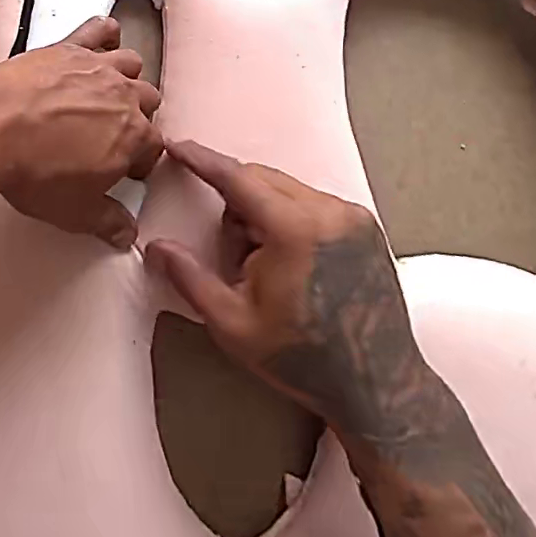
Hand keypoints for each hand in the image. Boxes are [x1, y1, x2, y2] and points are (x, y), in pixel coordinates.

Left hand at [0, 17, 161, 249]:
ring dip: (127, 76)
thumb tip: (125, 232)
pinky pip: (100, 30)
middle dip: (139, 115)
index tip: (127, 168)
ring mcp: (98, 67)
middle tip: (116, 130)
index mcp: (134, 136)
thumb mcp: (75, 211)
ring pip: (132, 63)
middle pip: (149, 100)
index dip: (141, 159)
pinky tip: (103, 37)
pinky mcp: (70, 47)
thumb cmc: (34, 167)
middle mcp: (124, 96)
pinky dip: (105, 32)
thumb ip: (107, 221)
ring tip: (110, 88)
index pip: (154, 146)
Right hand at [143, 140, 428, 435]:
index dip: (201, 160)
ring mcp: (352, 218)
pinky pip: (310, 201)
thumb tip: (156, 248)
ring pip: (284, 189)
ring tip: (268, 268)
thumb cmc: (306, 360)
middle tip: (235, 258)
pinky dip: (288, 219)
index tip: (179, 148)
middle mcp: (329, 213)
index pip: (236, 178)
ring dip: (262, 214)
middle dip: (235, 206)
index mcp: (295, 230)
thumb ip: (189, 278)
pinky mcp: (365, 227)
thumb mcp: (232, 324)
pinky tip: (291, 263)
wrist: (379, 388)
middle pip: (259, 179)